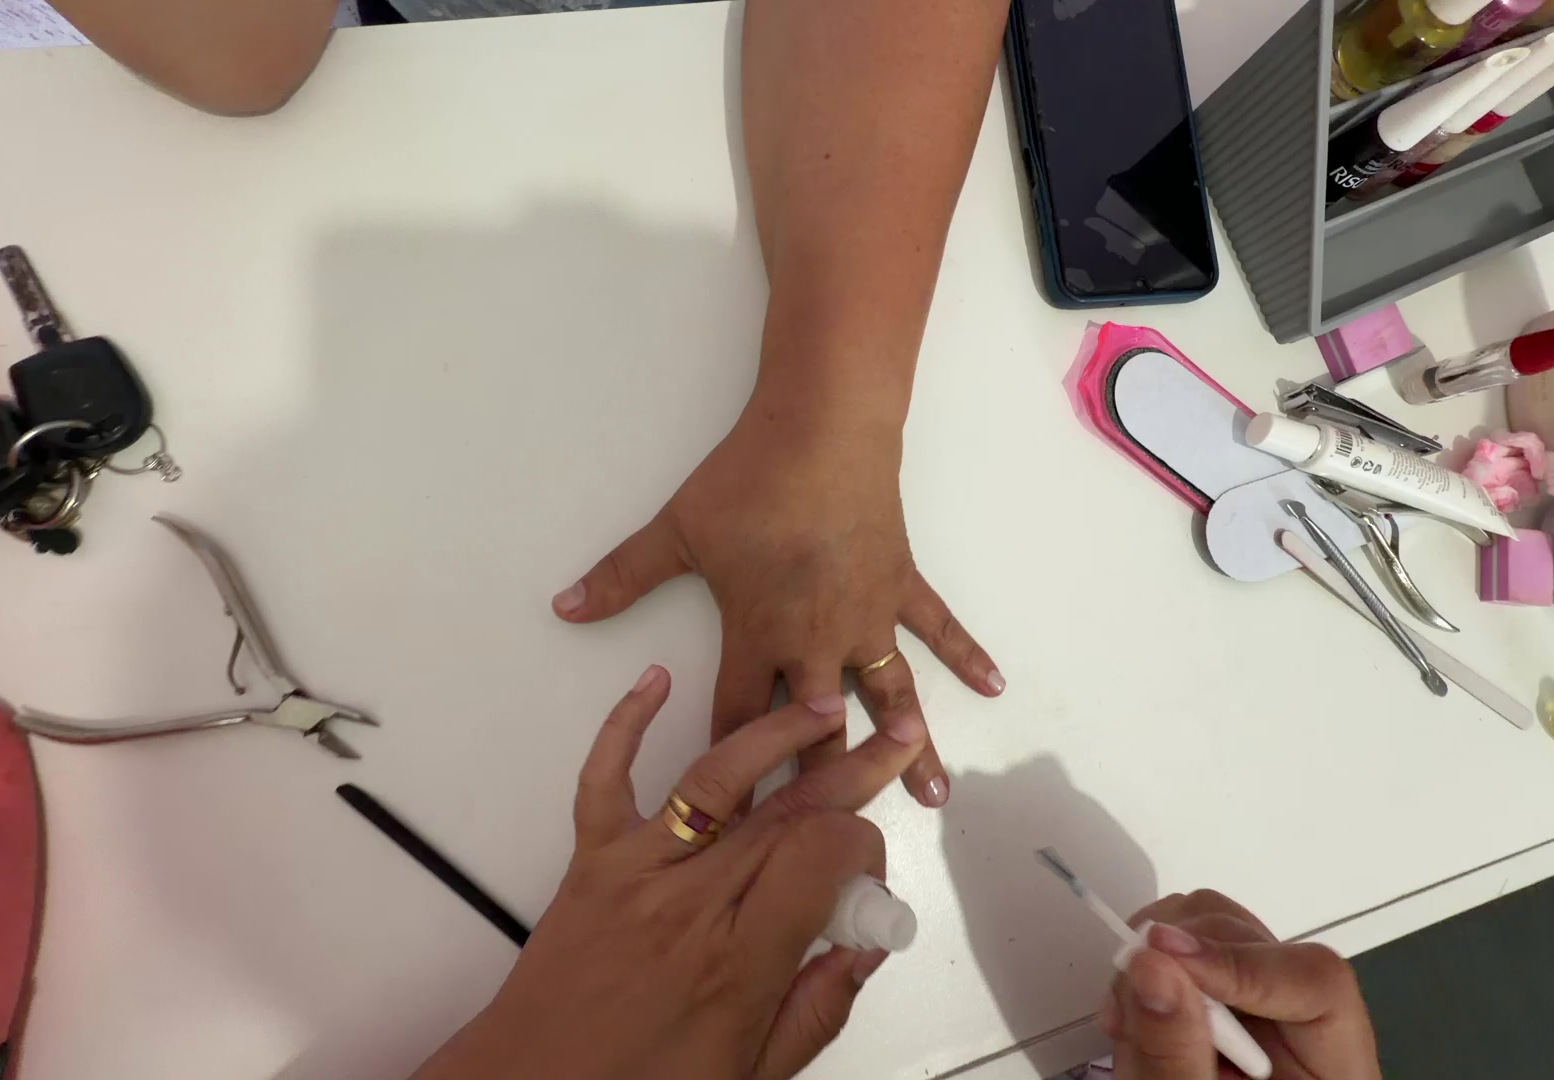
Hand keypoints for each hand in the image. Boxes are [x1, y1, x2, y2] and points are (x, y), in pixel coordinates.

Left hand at [412, 665, 929, 1079]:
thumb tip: (867, 941)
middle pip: (786, 813)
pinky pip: (606, 779)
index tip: (871, 857)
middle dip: (852, 769)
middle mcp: (692, 900)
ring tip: (823, 705)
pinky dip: (625, 725)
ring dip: (774, 734)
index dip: (863, 843)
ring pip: (714, 780)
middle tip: (900, 734)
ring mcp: (637, 868)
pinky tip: (656, 681)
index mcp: (737, 961)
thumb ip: (816, 1010)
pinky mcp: (592, 856)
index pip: (821, 860)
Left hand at [550, 399, 1002, 807]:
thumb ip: (620, 574)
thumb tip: (559, 606)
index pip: (738, 720)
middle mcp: (815, 642)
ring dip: (908, 746)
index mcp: (758, 634)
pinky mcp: (900, 583)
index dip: (733, 772)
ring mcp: (866, 615)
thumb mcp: (677, 529)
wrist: (821, 429)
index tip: (738, 826)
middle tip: (839, 840)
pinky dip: (966, 653)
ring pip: (889, 693)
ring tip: (931, 796)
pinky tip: (995, 685)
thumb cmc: (747, 482)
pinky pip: (938, 625)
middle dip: (826, 785)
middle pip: (820, 728)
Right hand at [1101, 891, 1380, 1079]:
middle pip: (1253, 940)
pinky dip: (1148, 957)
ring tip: (1130, 1016)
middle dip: (1180, 960)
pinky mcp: (1222, 987)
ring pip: (1214, 924)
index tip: (1161, 957)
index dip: (1236, 960)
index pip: (1314, 980)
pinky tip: (1133, 1007)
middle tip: (1131, 1005)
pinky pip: (1185, 936)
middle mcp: (1305, 1022)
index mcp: (1332, 1072)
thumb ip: (1173, 1048)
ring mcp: (1263, 999)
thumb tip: (1150, 960)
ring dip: (1157, 954)